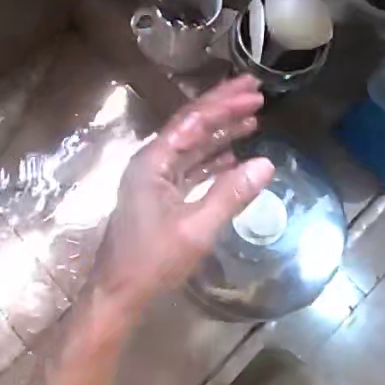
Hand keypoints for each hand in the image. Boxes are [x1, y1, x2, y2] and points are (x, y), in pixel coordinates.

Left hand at [90, 76, 276, 321]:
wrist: (118, 293)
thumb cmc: (152, 261)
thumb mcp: (196, 229)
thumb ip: (230, 194)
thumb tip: (266, 163)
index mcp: (153, 161)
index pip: (193, 120)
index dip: (224, 103)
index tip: (253, 91)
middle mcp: (152, 162)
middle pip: (191, 126)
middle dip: (223, 108)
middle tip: (255, 93)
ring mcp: (155, 179)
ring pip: (192, 146)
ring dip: (221, 133)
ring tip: (252, 119)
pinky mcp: (161, 197)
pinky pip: (190, 169)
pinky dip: (213, 160)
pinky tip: (234, 157)